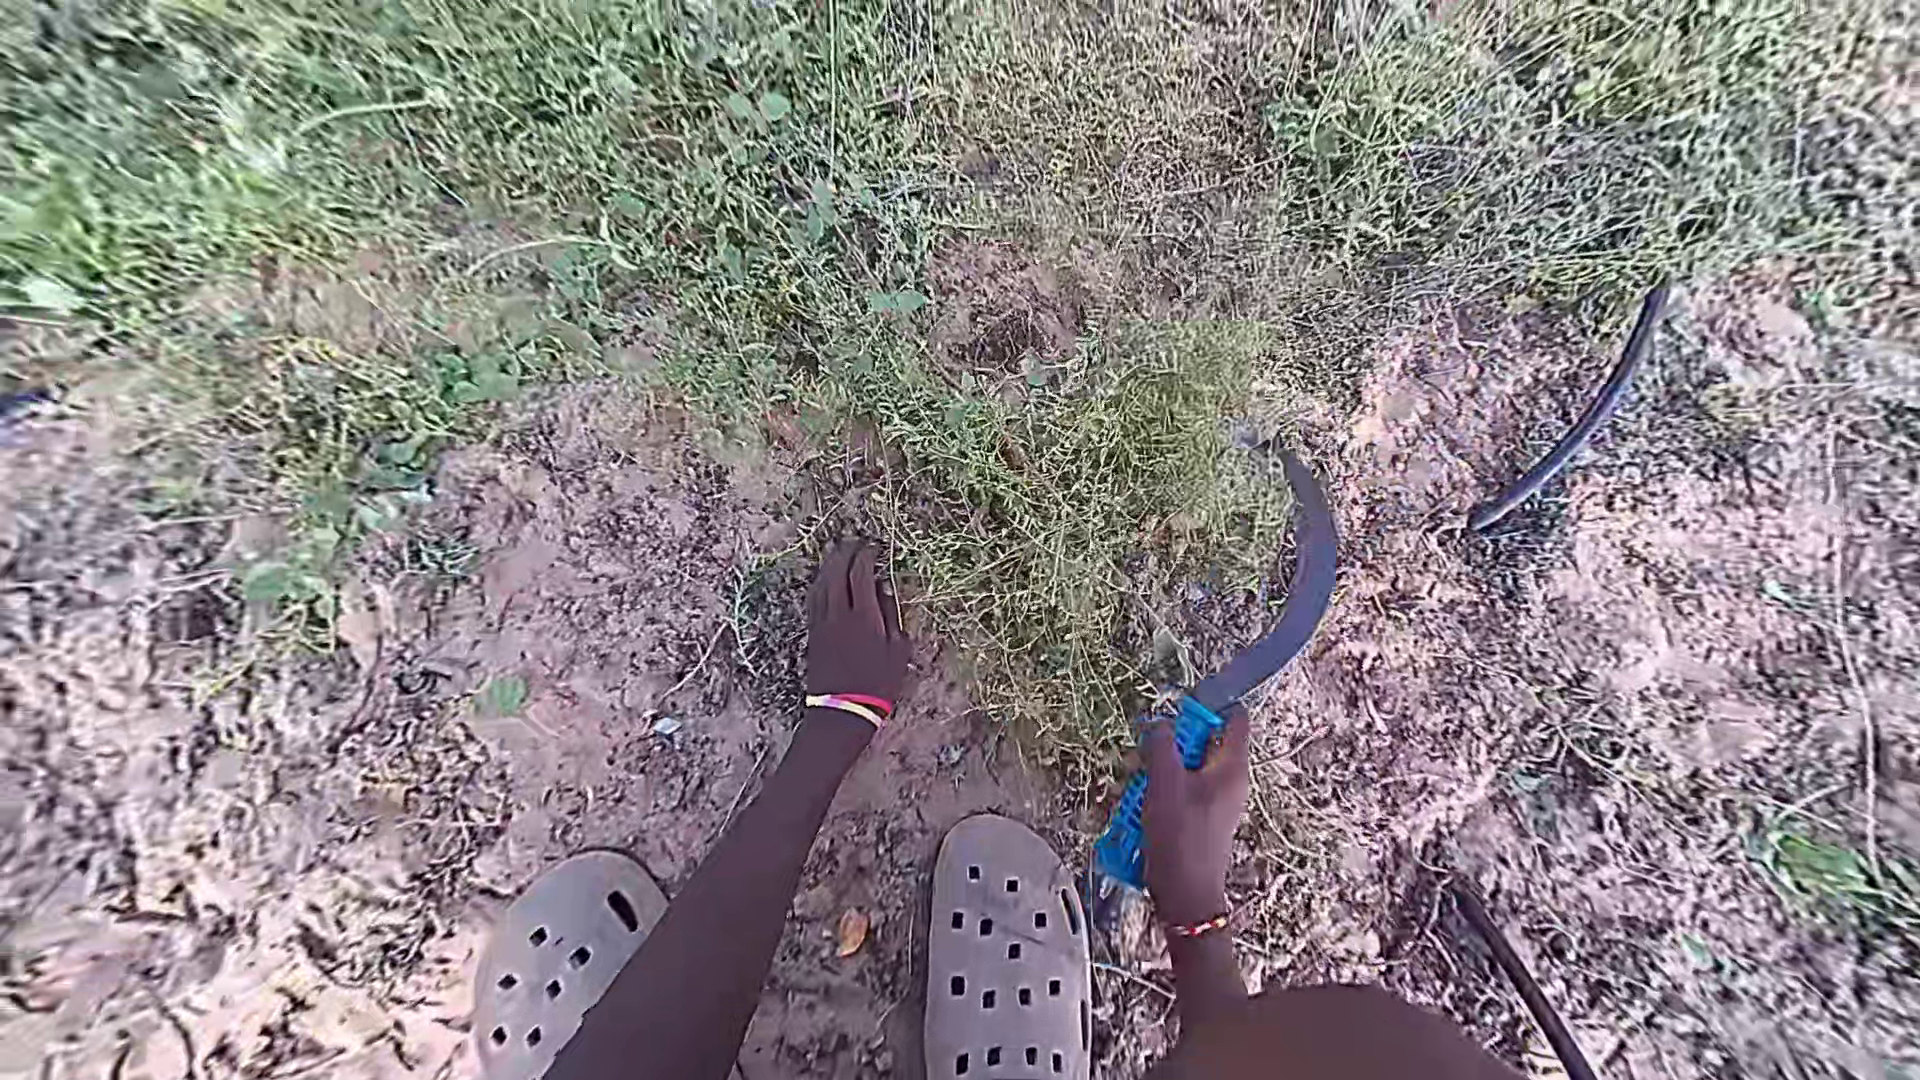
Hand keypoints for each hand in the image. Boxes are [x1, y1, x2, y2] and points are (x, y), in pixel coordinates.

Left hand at [805, 541, 909, 706]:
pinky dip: (820, 581)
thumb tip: (884, 587)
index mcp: (863, 616)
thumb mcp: (897, 649)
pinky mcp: (813, 631)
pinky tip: (825, 578)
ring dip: (830, 564)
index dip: (866, 555)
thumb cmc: (878, 682)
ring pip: (821, 582)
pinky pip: (814, 597)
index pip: (860, 573)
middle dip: (845, 552)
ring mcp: (822, 622)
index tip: (874, 547)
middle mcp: (838, 613)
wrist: (843, 710)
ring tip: (839, 553)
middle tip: (855, 542)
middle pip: (836, 572)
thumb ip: (890, 613)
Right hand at [1142, 706, 1250, 926]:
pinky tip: (1141, 799)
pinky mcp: (1201, 815)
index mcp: (1232, 767)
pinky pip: (1182, 786)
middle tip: (1148, 750)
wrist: (1185, 893)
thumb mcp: (1165, 780)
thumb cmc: (1180, 833)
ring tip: (1139, 778)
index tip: (1179, 708)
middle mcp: (1230, 780)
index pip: (1235, 719)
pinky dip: (1162, 786)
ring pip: (1188, 764)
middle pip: (1203, 741)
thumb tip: (1161, 722)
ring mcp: (1216, 799)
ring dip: (1161, 765)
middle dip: (1172, 741)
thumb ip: (1162, 744)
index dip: (1210, 706)